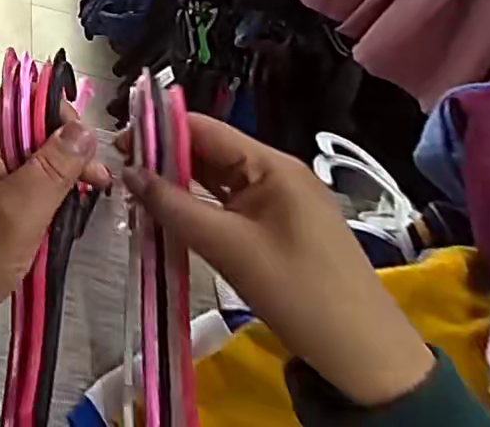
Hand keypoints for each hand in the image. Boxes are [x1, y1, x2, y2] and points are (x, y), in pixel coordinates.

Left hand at [0, 91, 112, 328]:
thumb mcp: (23, 208)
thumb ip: (55, 165)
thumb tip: (84, 129)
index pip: (22, 97)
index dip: (54, 110)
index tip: (80, 141)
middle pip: (31, 123)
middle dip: (66, 143)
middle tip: (94, 174)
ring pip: (33, 150)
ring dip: (62, 167)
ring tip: (92, 189)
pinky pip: (27, 174)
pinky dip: (50, 185)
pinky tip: (70, 202)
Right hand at [121, 114, 434, 407]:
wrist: (367, 361)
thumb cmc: (300, 294)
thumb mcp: (230, 249)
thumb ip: (176, 208)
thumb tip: (130, 173)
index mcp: (271, 164)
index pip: (207, 129)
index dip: (162, 130)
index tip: (122, 142)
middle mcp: (276, 172)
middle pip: (212, 152)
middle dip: (168, 158)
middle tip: (124, 171)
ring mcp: (281, 200)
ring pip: (220, 180)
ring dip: (183, 184)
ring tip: (140, 191)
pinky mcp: (281, 226)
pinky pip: (233, 205)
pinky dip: (203, 208)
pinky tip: (176, 215)